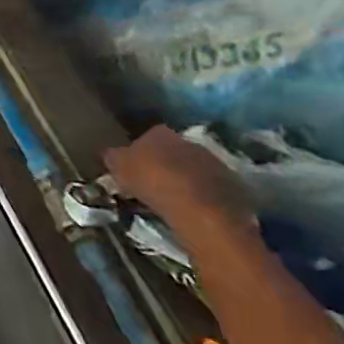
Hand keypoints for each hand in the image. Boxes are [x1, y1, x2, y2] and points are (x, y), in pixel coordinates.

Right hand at [104, 126, 256, 249]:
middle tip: (151, 184)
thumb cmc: (153, 183)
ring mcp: (213, 162)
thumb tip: (111, 153)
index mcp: (160, 133)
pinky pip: (209, 187)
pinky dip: (200, 196)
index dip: (139, 151)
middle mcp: (188, 141)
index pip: (146, 136)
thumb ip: (113, 157)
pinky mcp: (232, 185)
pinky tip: (191, 210)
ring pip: (192, 168)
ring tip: (171, 200)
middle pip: (171, 151)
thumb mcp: (119, 168)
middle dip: (163, 164)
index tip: (134, 168)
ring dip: (183, 180)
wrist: (201, 211)